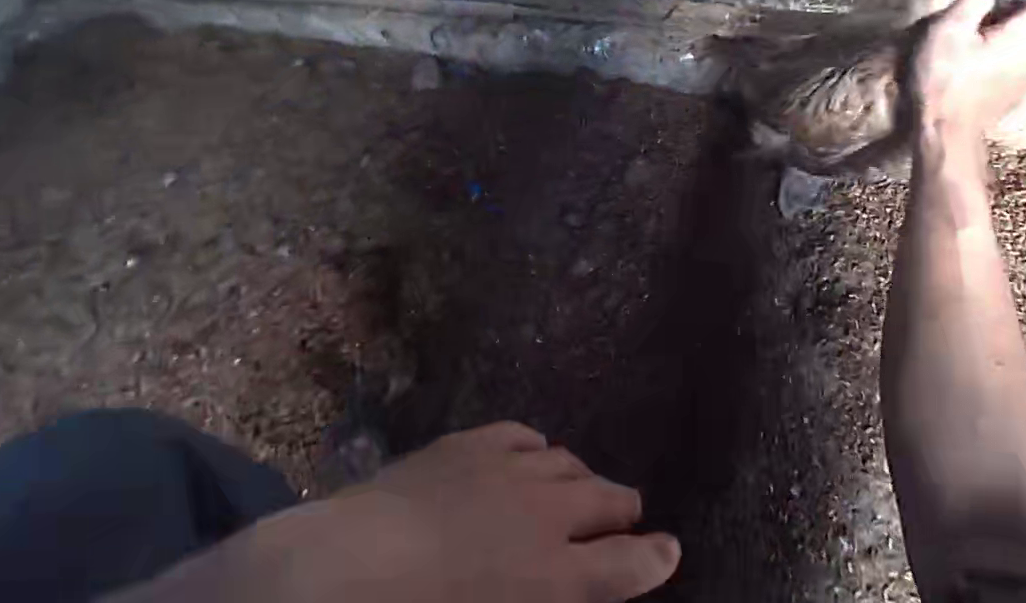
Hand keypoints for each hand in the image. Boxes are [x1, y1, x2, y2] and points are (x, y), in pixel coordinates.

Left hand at [123, 422, 678, 602]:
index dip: (654, 557)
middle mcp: (545, 515)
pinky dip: (536, 450)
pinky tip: (534, 455)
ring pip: (568, 462)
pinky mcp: (477, 443)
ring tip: (578, 486)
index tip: (672, 547)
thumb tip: (559, 581)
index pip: (624, 567)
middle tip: (627, 509)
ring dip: (579, 477)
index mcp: (552, 577)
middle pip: (606, 500)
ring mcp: (512, 470)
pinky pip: (525, 437)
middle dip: (622, 507)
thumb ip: (547, 591)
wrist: (354, 565)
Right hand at [910, 0, 1025, 146]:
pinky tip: (972, 61)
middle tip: (976, 10)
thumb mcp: (947, 32)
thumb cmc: (945, 80)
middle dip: (1015, 6)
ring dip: (1006, 30)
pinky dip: (1002, 50)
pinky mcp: (1022, 89)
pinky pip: (1020, 58)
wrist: (947, 132)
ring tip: (969, 38)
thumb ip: (971, 2)